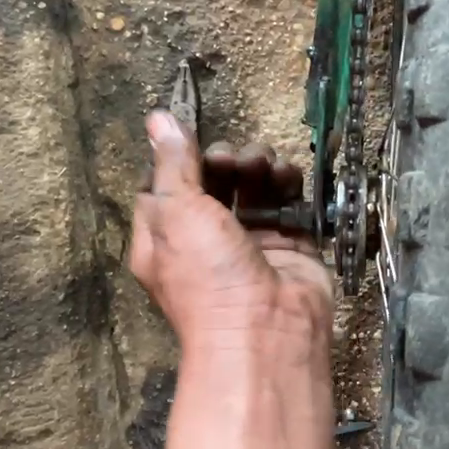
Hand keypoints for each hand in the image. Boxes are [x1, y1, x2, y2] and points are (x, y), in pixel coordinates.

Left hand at [128, 111, 334, 361]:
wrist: (265, 331)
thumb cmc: (207, 274)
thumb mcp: (176, 212)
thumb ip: (173, 163)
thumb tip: (158, 118)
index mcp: (166, 236)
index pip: (167, 184)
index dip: (180, 158)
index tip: (192, 140)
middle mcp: (207, 238)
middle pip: (215, 180)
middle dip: (225, 160)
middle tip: (233, 162)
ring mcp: (251, 240)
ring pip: (254, 185)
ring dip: (259, 165)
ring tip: (265, 166)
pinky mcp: (290, 242)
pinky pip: (289, 201)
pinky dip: (289, 183)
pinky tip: (288, 176)